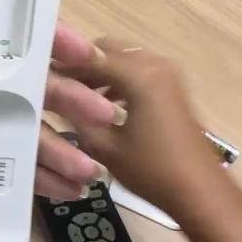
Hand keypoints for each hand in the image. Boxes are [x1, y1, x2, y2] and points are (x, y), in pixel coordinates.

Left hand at [0, 0, 116, 241]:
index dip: (40, 34)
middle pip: (23, 81)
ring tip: (90, 170)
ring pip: (26, 125)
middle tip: (104, 113)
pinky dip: (43, 174)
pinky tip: (69, 189)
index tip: (79, 47)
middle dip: (67, 95)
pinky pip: (16, 164)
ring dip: (64, 143)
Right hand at [48, 37, 224, 213]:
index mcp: (138, 74)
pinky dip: (118, 82)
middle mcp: (155, 64)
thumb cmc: (151, 170)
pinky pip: (137, 72)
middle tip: (58, 90)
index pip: (89, 55)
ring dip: (100, 74)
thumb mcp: (103, 145)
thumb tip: (56, 98)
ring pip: (123, 60)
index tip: (42, 80)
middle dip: (82, 67)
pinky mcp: (172, 87)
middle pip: (108, 50)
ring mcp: (167, 74)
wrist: (199, 191)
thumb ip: (75, 115)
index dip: (63, 65)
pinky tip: (101, 107)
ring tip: (76, 100)